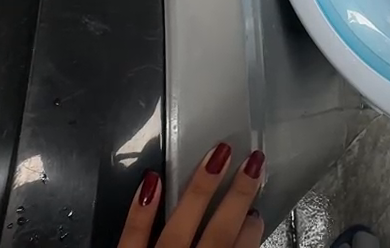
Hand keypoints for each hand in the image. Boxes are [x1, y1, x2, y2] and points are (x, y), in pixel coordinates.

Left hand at [117, 141, 265, 247]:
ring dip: (202, 188)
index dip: (250, 232)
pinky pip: (132, 237)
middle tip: (254, 160)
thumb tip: (243, 234)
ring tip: (220, 151)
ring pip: (180, 226)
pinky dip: (141, 210)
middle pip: (217, 234)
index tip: (257, 212)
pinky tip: (152, 179)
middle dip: (237, 196)